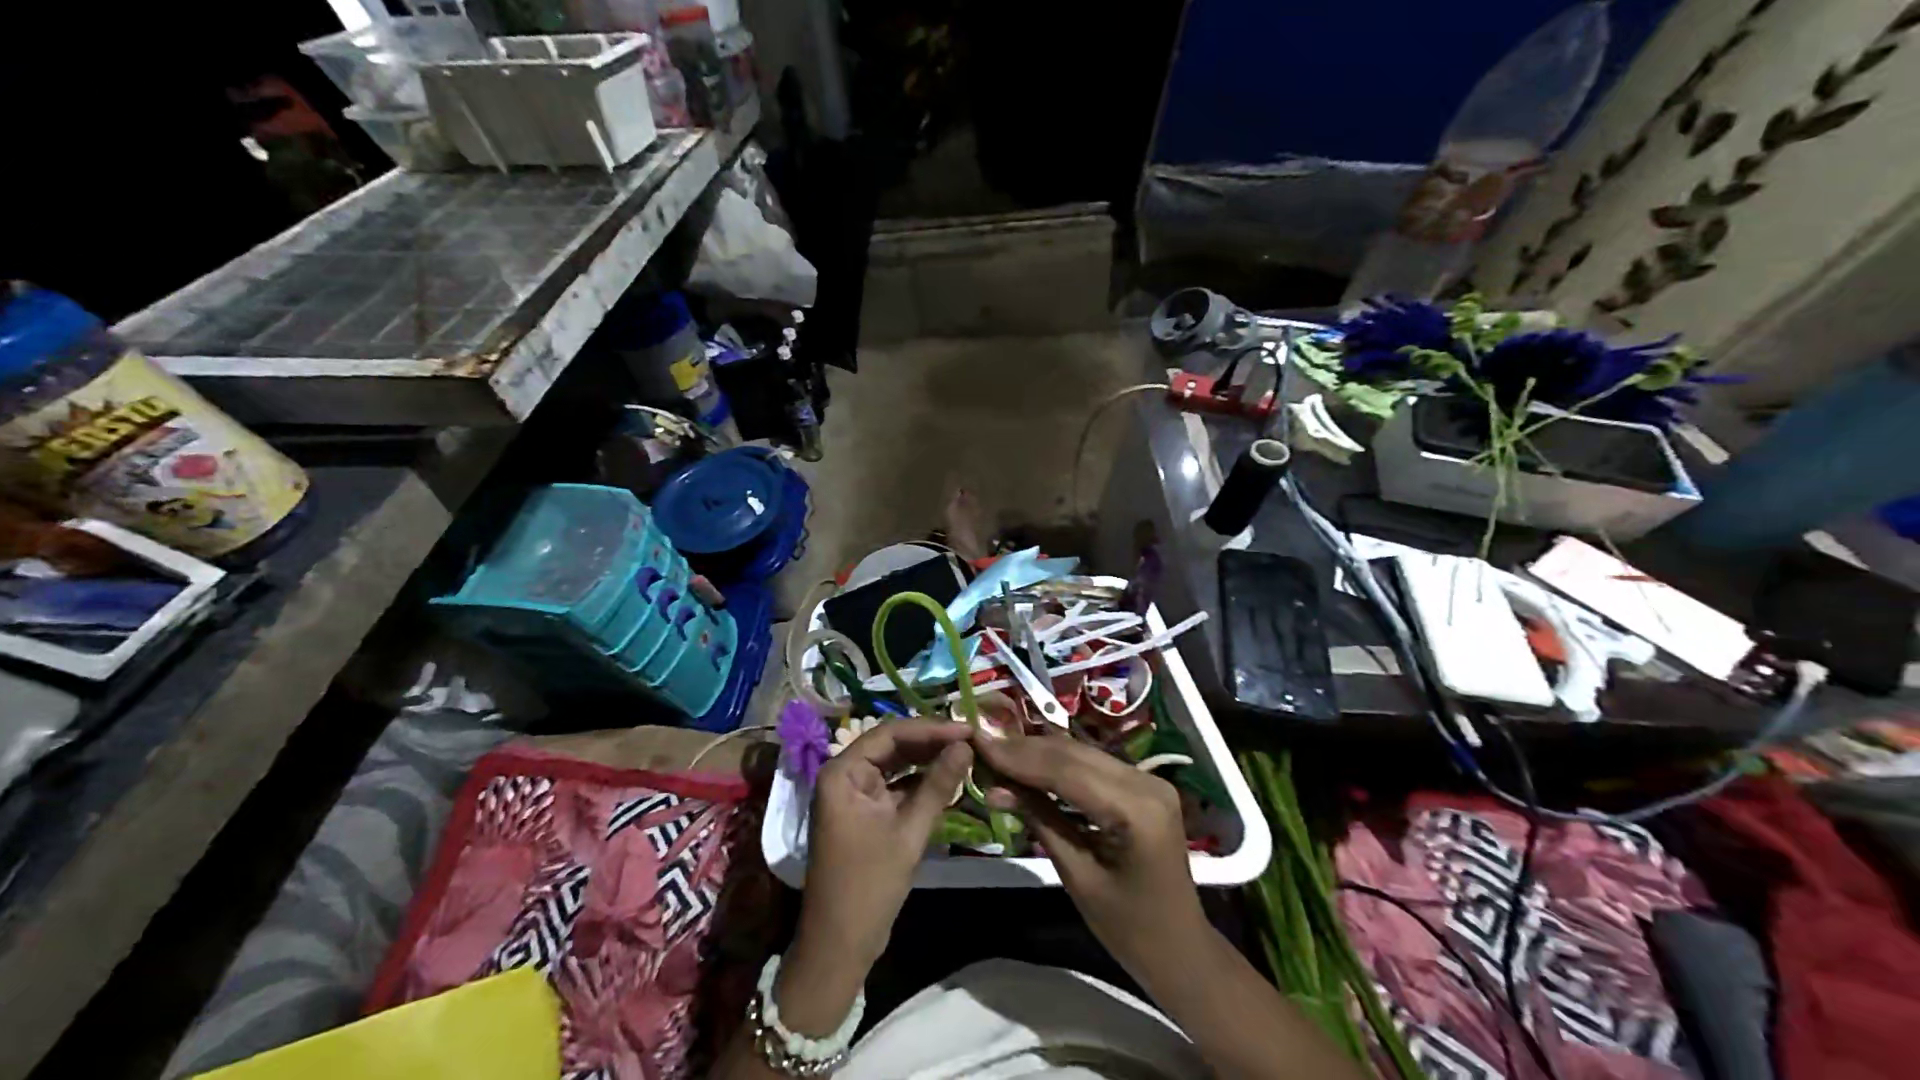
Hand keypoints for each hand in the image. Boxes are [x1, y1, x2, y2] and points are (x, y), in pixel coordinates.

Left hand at [799, 718, 973, 969]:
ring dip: (927, 761)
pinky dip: (919, 784)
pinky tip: (948, 780)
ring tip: (966, 754)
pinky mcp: (865, 815)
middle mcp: (844, 776)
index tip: (968, 728)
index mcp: (843, 773)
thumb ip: (937, 785)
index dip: (931, 728)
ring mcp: (853, 796)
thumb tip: (965, 746)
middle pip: (892, 746)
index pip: (890, 734)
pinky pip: (895, 787)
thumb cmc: (869, 885)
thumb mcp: (908, 832)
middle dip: (931, 742)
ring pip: (895, 766)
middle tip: (972, 739)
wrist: (839, 945)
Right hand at [972, 732, 1205, 974]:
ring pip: (1082, 754)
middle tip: (982, 746)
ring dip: (1039, 753)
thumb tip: (994, 786)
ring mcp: (1148, 780)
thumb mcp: (1077, 876)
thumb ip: (1040, 821)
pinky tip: (1029, 767)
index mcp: (1136, 810)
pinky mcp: (1143, 786)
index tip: (978, 743)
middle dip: (1025, 750)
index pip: (1066, 770)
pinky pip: (1094, 765)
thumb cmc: (1129, 927)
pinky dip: (1059, 765)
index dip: (1019, 756)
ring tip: (997, 754)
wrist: (1180, 948)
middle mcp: (1147, 782)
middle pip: (1074, 754)